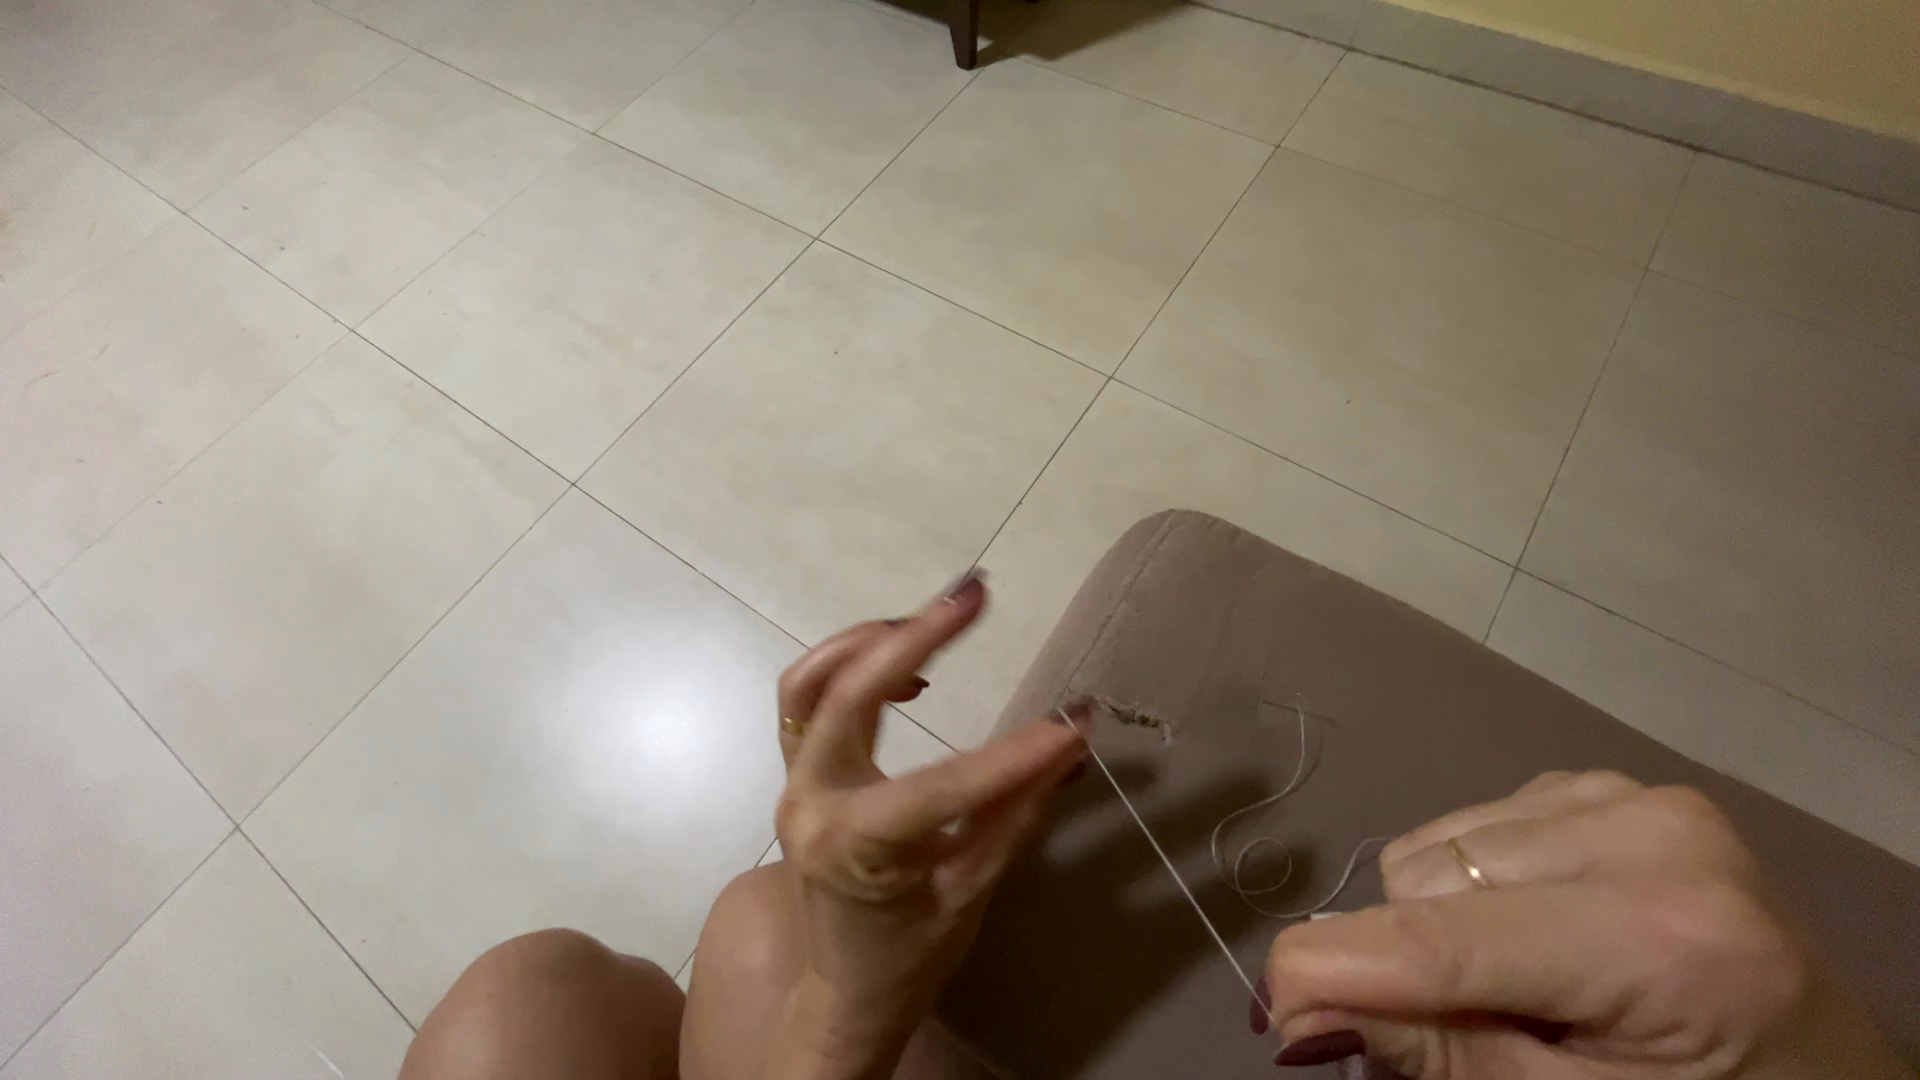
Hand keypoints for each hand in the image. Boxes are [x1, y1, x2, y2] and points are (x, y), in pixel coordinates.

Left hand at [768, 573, 1084, 1078]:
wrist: (843, 988)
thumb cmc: (911, 952)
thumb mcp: (972, 891)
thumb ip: (1017, 811)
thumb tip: (1071, 737)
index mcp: (853, 849)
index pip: (938, 787)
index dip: (1011, 754)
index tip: (1070, 722)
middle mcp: (810, 801)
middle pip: (844, 695)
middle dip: (913, 638)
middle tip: (972, 596)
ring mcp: (795, 780)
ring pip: (810, 681)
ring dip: (869, 639)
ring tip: (932, 619)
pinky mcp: (797, 768)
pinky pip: (806, 695)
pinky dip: (848, 661)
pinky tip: (905, 667)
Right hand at [1259, 771, 1908, 1078]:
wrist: (1815, 1069)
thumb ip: (1431, 1053)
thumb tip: (1295, 1010)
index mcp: (1665, 937)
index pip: (1450, 942)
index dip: (1343, 966)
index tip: (1276, 1001)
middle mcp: (1643, 832)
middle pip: (1425, 883)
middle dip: (1421, 963)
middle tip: (1494, 1026)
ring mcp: (1622, 794)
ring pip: (1430, 847)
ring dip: (1444, 918)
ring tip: (1531, 975)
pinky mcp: (1598, 783)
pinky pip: (1462, 825)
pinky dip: (1472, 880)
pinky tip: (1541, 920)